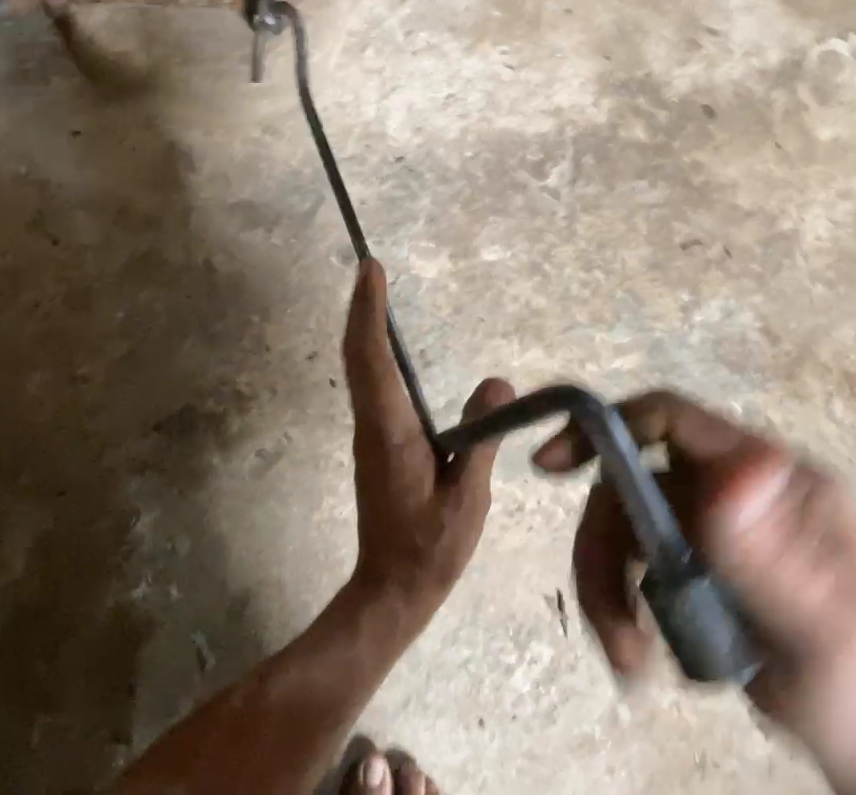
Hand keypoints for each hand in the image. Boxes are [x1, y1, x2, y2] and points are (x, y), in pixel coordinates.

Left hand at [342, 260, 509, 615]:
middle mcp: (371, 424)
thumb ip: (482, 439)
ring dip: (364, 328)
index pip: (374, 358)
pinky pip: (369, 385)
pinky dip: (372, 353)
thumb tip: (497, 380)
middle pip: (358, 355)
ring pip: (359, 369)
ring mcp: (369, 434)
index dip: (370, 311)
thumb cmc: (431, 548)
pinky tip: (387, 351)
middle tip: (370, 268)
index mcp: (390, 431)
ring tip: (377, 295)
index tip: (371, 270)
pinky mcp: (375, 444)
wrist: (390, 588)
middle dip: (363, 308)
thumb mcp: (468, 497)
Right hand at [534, 391, 855, 794]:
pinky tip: (642, 655)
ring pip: (623, 528)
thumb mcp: (825, 631)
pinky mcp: (697, 566)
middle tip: (609, 624)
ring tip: (628, 659)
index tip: (550, 465)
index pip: (675, 421)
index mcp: (778, 481)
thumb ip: (774, 553)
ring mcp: (717, 529)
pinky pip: (631, 565)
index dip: (607, 428)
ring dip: (607, 589)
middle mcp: (740, 491)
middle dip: (605, 551)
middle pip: (631, 485)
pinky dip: (619, 606)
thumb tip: (740, 465)